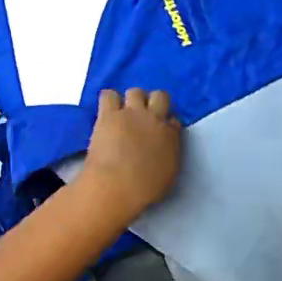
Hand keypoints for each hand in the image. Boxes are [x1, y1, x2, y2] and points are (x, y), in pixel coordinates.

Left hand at [76, 89, 182, 219]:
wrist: (117, 185)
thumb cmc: (144, 189)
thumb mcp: (168, 175)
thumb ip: (169, 156)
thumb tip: (165, 147)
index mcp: (171, 136)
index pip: (174, 120)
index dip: (166, 123)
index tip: (159, 131)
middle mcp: (154, 119)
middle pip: (160, 96)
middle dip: (153, 102)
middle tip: (143, 117)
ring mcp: (131, 113)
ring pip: (135, 91)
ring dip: (131, 100)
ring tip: (124, 113)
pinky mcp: (109, 114)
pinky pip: (109, 94)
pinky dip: (109, 100)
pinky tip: (107, 111)